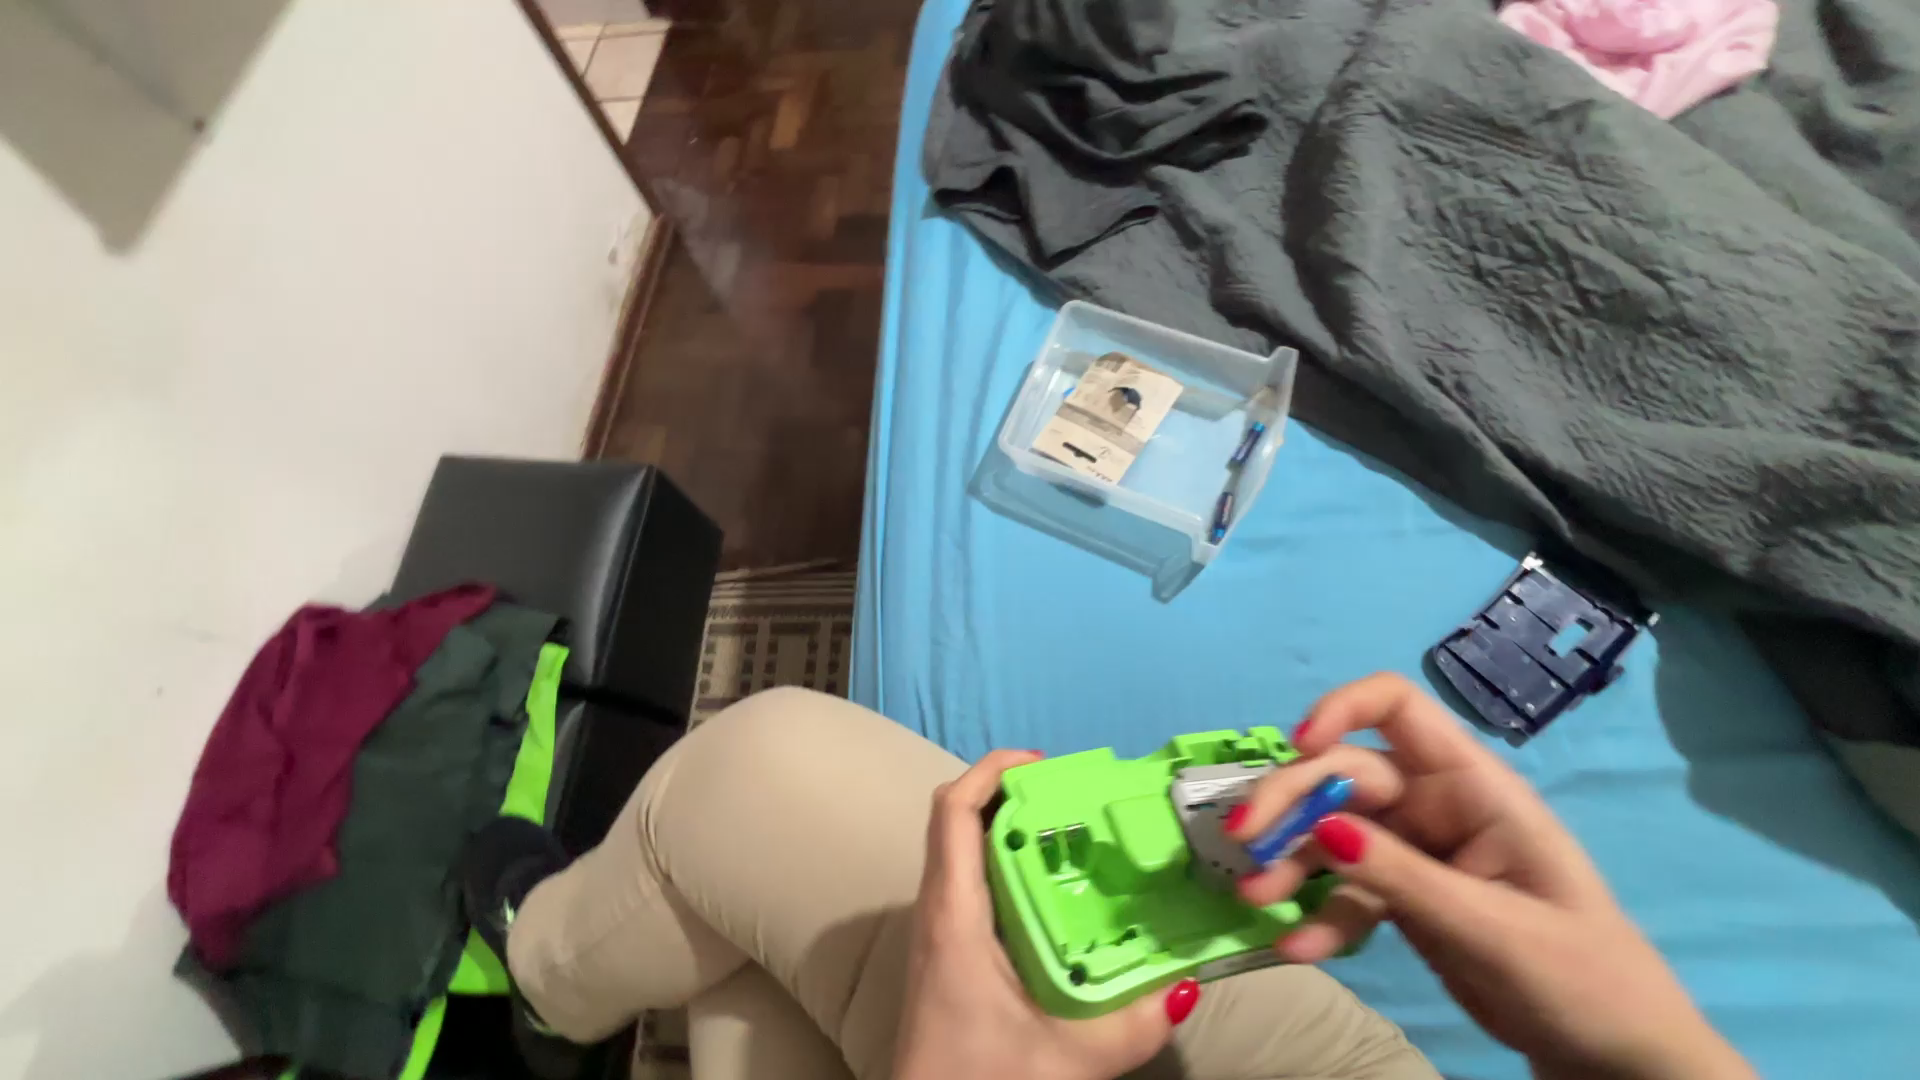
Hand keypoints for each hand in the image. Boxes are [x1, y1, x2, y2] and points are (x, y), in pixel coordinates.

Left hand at [892, 750, 1200, 1079]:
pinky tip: (1047, 885)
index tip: (1040, 763)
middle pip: (957, 817)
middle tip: (1067, 793)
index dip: (991, 770)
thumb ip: (1130, 1026)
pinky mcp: (945, 943)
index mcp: (955, 914)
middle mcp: (938, 905)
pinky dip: (1001, 859)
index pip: (954, 811)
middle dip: (1007, 790)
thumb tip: (1184, 984)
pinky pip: (967, 875)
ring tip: (1064, 827)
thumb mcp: (1066, 1059)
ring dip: (1004, 823)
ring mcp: (937, 923)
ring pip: (960, 844)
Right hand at [1229, 675, 1755, 1079]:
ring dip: (1288, 860)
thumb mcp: (1493, 928)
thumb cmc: (1585, 979)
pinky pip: (1343, 889)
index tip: (1298, 747)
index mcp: (1471, 786)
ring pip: (1329, 829)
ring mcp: (1411, 847)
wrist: (1614, 1060)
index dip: (1342, 708)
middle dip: (1289, 803)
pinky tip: (1296, 948)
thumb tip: (1319, 827)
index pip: (1397, 707)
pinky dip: (1317, 914)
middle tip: (1243, 841)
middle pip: (1341, 774)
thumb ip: (1403, 876)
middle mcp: (1432, 803)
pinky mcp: (1397, 890)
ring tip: (1253, 899)